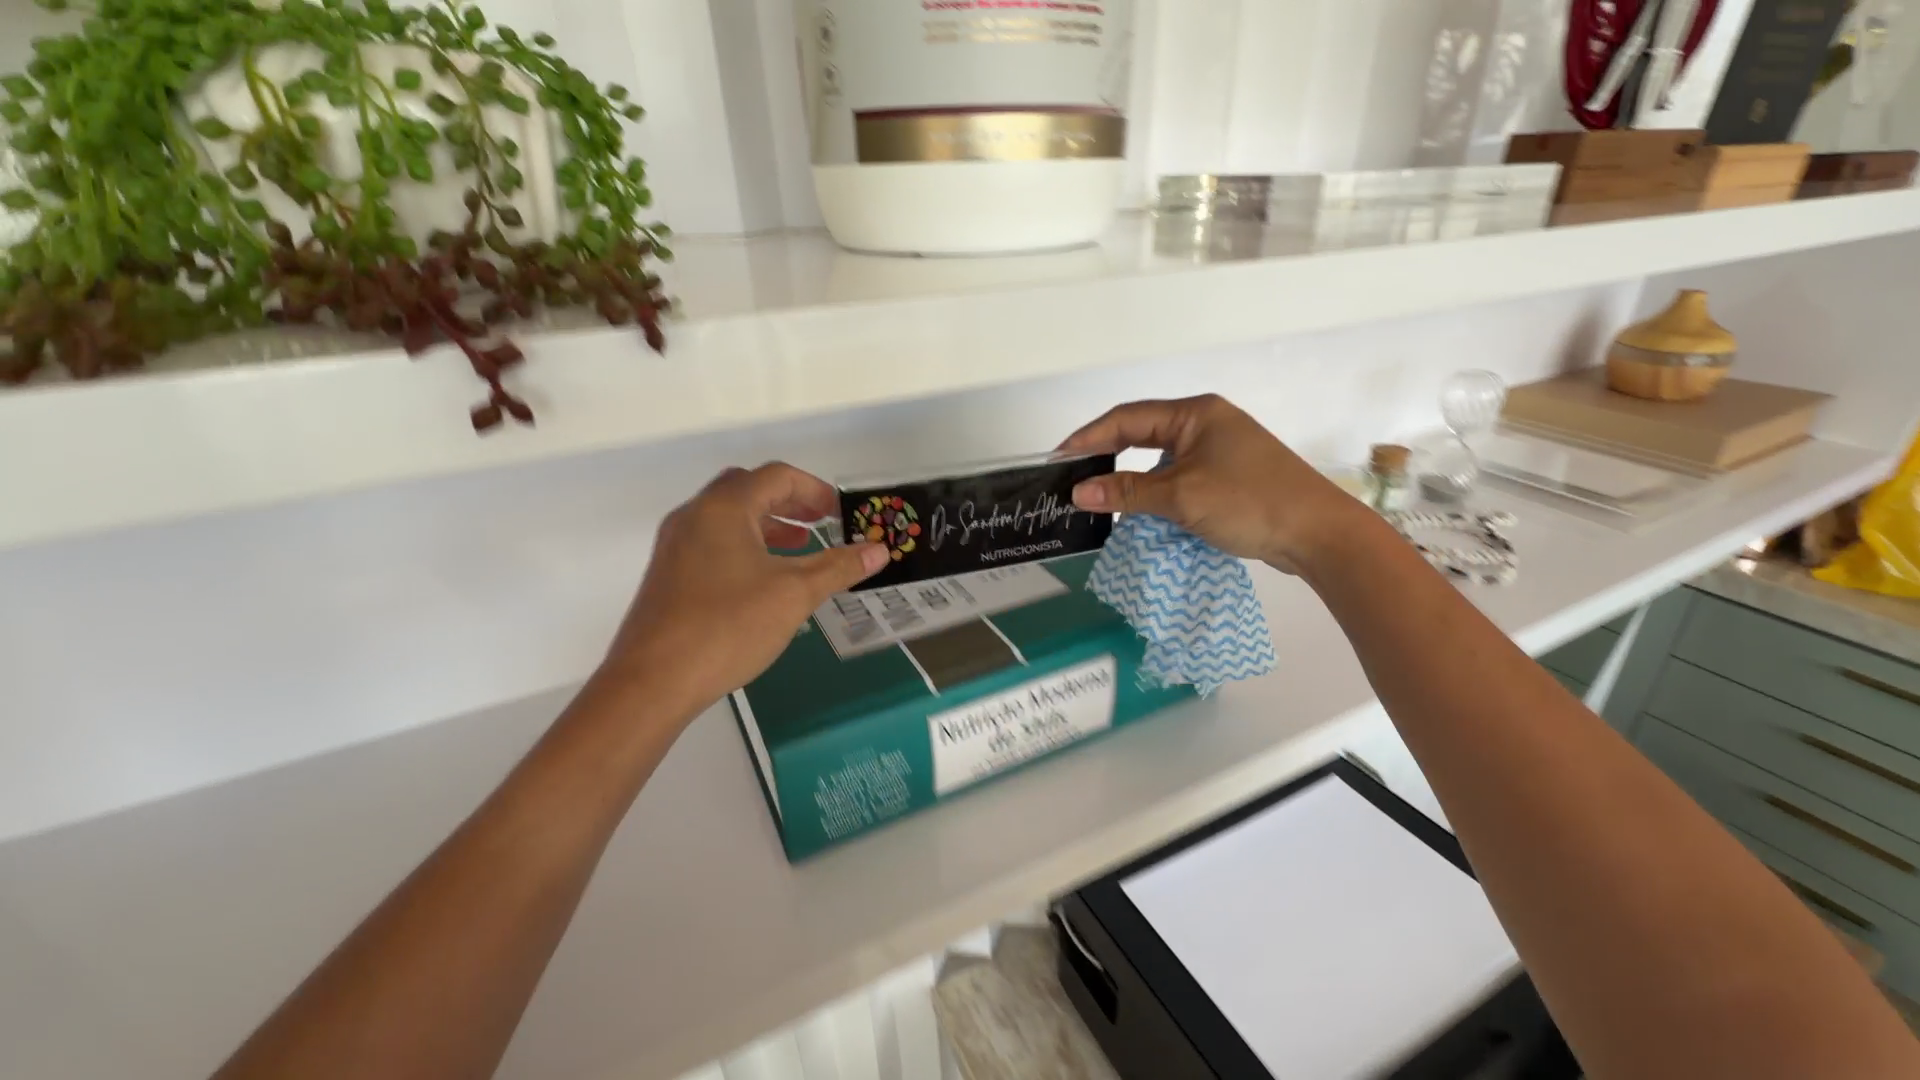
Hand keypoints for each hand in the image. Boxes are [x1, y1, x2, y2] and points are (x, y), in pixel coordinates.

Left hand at [599, 463, 888, 715]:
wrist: (653, 680)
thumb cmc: (728, 626)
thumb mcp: (793, 594)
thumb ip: (837, 567)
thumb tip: (879, 550)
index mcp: (724, 507)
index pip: (776, 477)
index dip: (815, 490)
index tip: (841, 513)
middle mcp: (695, 515)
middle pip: (748, 490)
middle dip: (789, 503)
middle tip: (821, 523)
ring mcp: (676, 545)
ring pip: (728, 518)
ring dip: (767, 525)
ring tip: (800, 549)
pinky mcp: (668, 575)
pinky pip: (713, 542)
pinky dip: (745, 546)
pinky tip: (764, 580)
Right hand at [1060, 394, 1367, 574]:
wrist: (1318, 533)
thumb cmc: (1250, 502)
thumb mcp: (1182, 497)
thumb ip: (1128, 492)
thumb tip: (1079, 492)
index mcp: (1195, 413)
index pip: (1127, 418)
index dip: (1088, 437)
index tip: (1057, 460)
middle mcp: (1205, 424)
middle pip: (1141, 434)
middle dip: (1105, 454)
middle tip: (1071, 477)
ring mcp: (1219, 450)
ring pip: (1159, 459)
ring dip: (1130, 478)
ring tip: (1098, 496)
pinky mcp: (1227, 477)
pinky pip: (1177, 478)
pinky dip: (1154, 492)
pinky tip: (1138, 510)